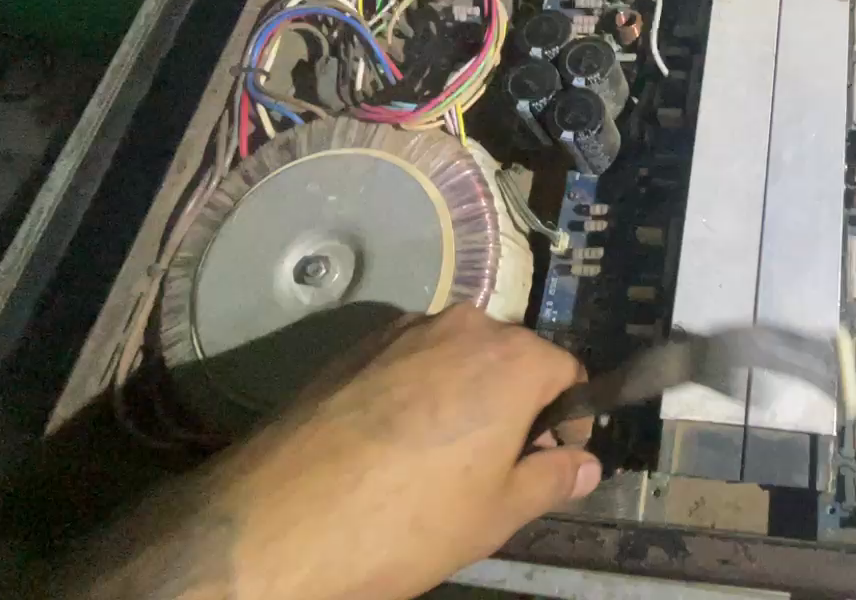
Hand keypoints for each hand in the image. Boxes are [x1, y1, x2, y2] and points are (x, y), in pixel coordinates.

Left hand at [54, 305, 600, 599]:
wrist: (267, 527)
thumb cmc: (404, 523)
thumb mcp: (495, 515)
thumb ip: (553, 480)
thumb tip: (588, 465)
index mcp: (514, 359)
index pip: (568, 373)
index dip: (569, 419)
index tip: (551, 459)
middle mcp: (469, 326)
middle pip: (515, 357)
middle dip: (518, 402)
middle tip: (494, 463)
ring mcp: (411, 328)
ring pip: (463, 355)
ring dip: (468, 391)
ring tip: (437, 454)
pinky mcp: (361, 341)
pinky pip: (414, 356)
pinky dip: (420, 386)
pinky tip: (390, 440)